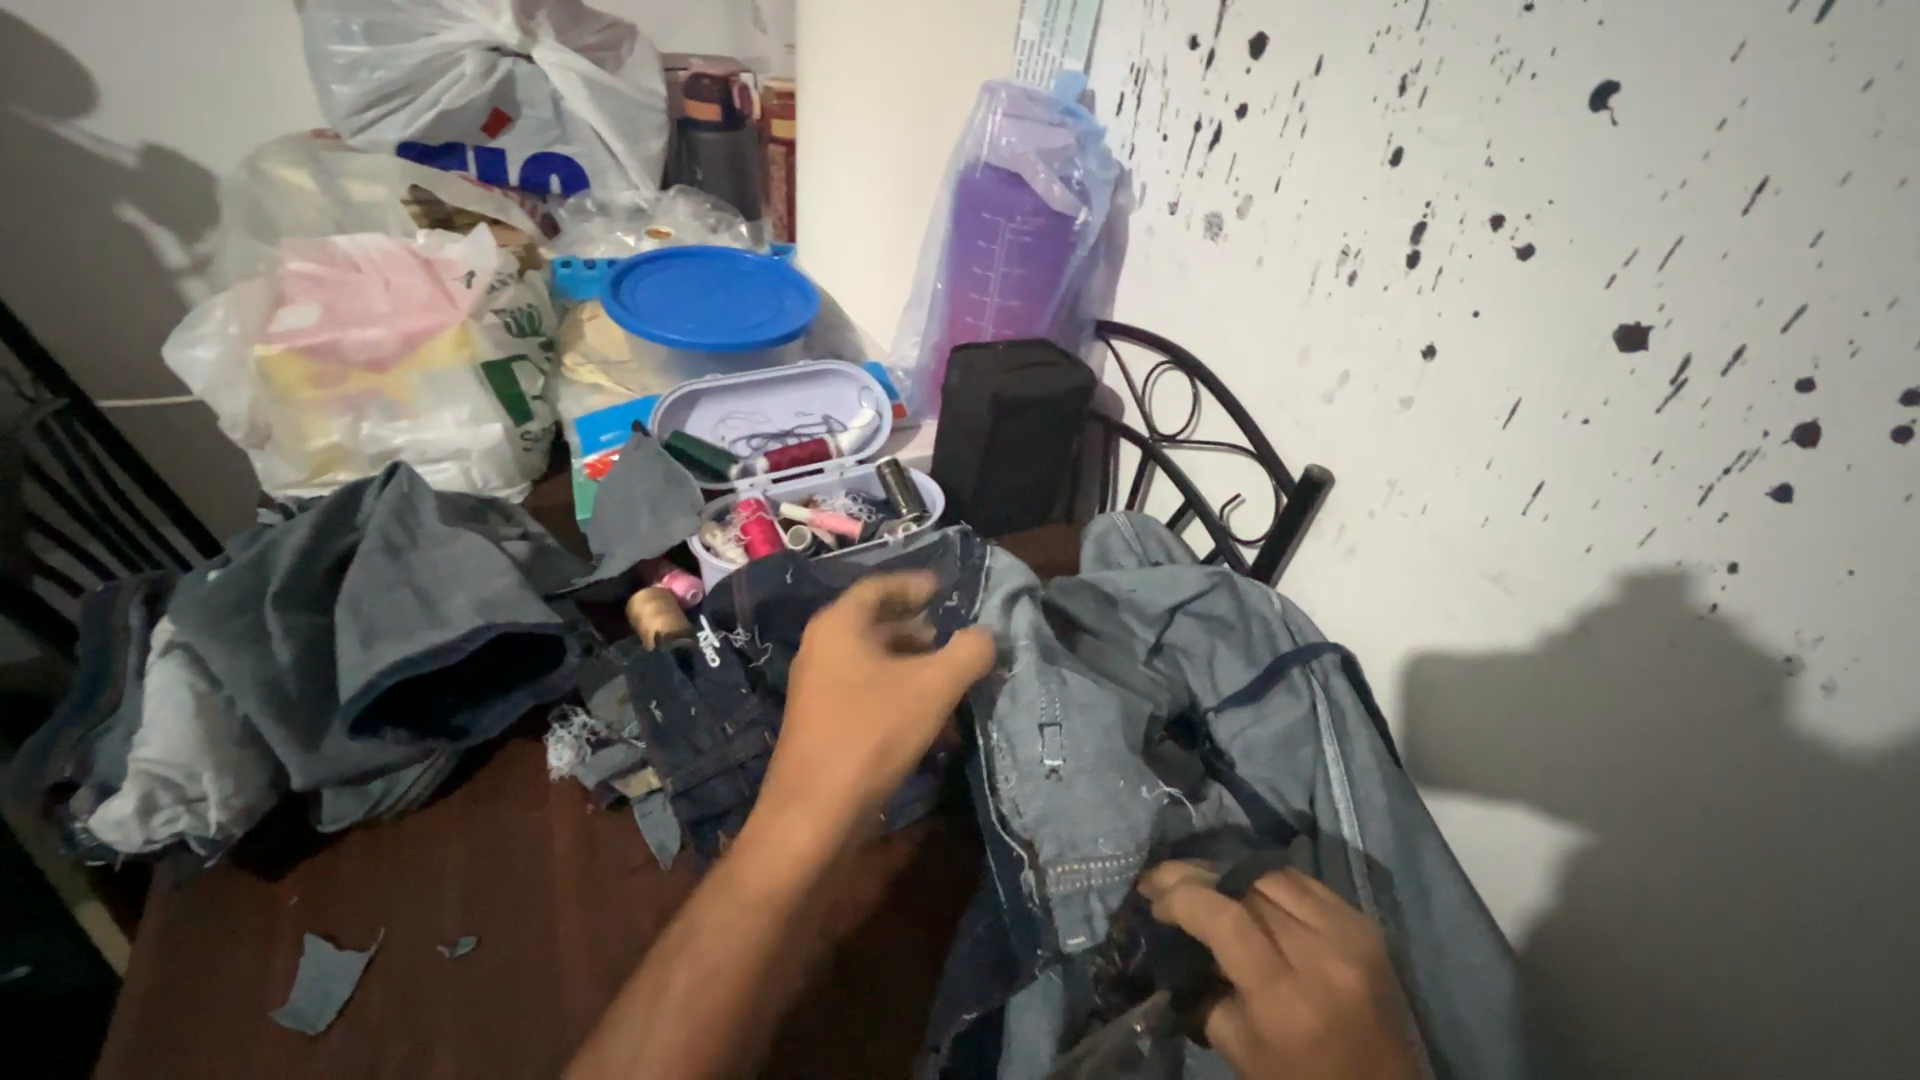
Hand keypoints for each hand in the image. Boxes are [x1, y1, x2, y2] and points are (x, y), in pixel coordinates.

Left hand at [759, 572, 995, 841]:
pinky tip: (936, 725)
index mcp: (839, 626)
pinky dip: (903, 698)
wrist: (815, 812)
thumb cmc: (872, 732)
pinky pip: (870, 696)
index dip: (914, 584)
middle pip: (877, 625)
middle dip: (920, 631)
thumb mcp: (934, 687)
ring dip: (916, 669)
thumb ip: (968, 652)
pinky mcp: (827, 724)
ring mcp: (821, 689)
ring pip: (876, 665)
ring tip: (954, 682)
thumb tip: (986, 635)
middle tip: (956, 639)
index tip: (945, 590)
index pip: (878, 587)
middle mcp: (823, 650)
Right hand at [1140, 862, 1423, 1079]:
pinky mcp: (1364, 923)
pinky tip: (1239, 882)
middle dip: (1195, 873)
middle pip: (1247, 885)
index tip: (1152, 898)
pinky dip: (1263, 877)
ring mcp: (1350, 932)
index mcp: (1287, 997)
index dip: (1182, 896)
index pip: (1226, 917)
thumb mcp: (1238, 1046)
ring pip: (1272, 872)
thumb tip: (1176, 932)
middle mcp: (1322, 953)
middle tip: (1158, 876)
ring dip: (1226, 868)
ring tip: (1194, 874)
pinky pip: (1302, 881)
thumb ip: (1205, 986)